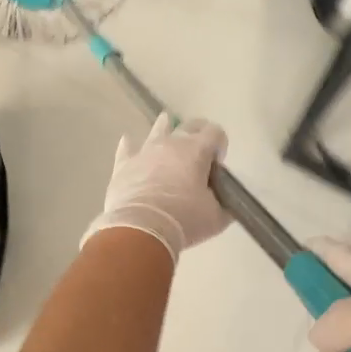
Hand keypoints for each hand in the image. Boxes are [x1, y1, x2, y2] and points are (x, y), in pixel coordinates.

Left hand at [82, 114, 230, 262]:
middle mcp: (171, 143)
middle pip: (189, 125)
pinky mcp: (124, 164)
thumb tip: (226, 202)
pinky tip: (128, 141)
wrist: (141, 229)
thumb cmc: (184, 220)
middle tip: (200, 149)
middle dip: (198, 133)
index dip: (220, 145)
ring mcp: (145, 151)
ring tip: (166, 122)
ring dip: (165, 126)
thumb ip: (225, 204)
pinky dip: (130, 145)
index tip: (217, 165)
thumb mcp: (216, 217)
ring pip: (157, 129)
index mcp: (197, 150)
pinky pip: (127, 148)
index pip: (215, 132)